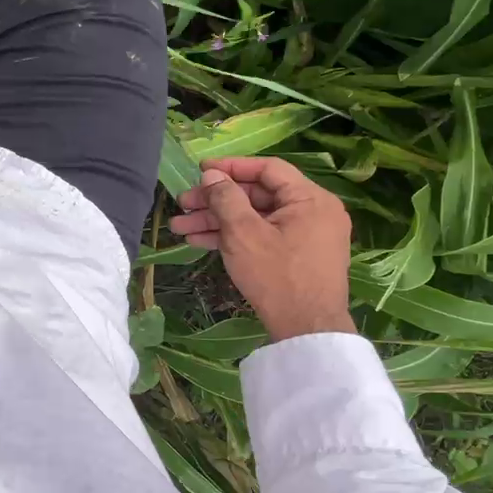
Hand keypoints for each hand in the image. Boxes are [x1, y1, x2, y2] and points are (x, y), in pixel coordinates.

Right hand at [168, 157, 355, 341]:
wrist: (305, 326)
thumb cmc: (276, 274)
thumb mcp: (243, 232)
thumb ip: (226, 198)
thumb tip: (212, 175)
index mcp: (310, 200)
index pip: (268, 169)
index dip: (231, 166)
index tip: (199, 170)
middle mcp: (312, 212)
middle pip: (256, 195)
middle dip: (215, 200)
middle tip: (182, 204)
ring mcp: (304, 234)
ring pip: (253, 217)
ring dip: (215, 220)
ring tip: (180, 226)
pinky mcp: (295, 253)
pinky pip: (260, 234)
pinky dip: (231, 235)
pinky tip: (198, 241)